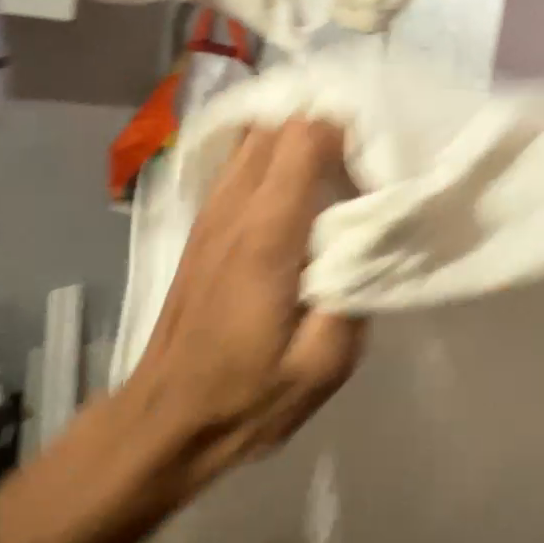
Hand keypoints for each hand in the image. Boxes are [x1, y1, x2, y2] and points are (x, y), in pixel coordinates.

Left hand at [0, 120, 360, 542]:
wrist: (168, 416)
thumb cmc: (246, 395)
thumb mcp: (322, 365)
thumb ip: (354, 294)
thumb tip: (371, 241)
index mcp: (267, 235)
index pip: (304, 139)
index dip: (346, 134)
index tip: (375, 163)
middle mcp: (234, 208)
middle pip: (277, 125)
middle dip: (323, 127)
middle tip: (361, 160)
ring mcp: (211, 212)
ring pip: (254, 138)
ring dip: (295, 138)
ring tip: (333, 169)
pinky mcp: (203, 224)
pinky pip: (239, 163)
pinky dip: (271, 156)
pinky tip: (296, 189)